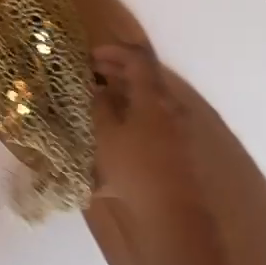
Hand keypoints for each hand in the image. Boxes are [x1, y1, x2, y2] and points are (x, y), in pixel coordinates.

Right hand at [90, 43, 200, 215]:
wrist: (171, 213)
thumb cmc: (133, 167)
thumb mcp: (104, 133)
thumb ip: (97, 104)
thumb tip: (92, 86)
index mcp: (153, 97)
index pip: (137, 58)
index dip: (112, 51)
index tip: (88, 56)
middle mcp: (170, 107)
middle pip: (145, 77)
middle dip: (115, 71)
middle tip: (89, 74)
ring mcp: (176, 128)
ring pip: (148, 98)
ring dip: (122, 93)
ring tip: (96, 100)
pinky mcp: (176, 147)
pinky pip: (152, 117)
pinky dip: (131, 112)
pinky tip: (111, 128)